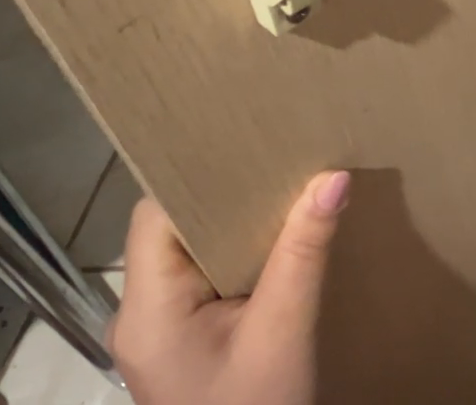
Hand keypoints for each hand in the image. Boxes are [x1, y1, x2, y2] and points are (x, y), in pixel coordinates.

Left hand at [111, 171, 350, 404]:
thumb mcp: (284, 331)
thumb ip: (303, 253)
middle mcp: (143, 310)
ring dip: (239, 218)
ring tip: (290, 182)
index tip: (251, 142)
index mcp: (147, 308)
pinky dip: (244, 247)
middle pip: (174, 226)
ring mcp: (162, 325)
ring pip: (194, 248)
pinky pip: (210, 272)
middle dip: (228, 190)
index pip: (157, 216)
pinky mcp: (186, 335)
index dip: (198, 175)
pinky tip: (284, 232)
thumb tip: (332, 177)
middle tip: (283, 154)